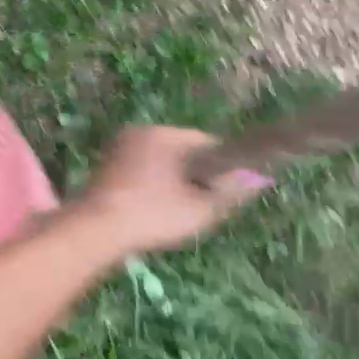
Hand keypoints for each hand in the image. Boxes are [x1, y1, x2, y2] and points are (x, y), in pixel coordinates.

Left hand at [78, 126, 269, 254]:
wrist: (96, 227)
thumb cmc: (153, 214)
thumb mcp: (202, 207)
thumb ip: (233, 190)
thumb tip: (262, 177)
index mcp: (163, 134)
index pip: (208, 142)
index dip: (224, 166)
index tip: (228, 190)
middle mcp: (139, 131)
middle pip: (183, 149)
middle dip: (197, 172)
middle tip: (202, 204)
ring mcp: (119, 145)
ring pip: (162, 159)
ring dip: (174, 179)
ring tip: (177, 209)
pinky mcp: (106, 161)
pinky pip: (142, 166)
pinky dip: (153, 182)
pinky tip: (154, 206)